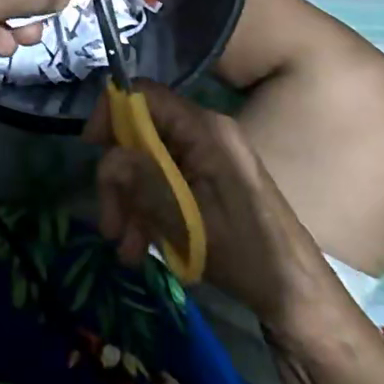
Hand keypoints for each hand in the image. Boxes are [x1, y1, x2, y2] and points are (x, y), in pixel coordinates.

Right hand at [83, 81, 337, 331]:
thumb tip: (108, 156)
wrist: (292, 289)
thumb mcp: (189, 221)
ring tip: (127, 249)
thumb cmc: (246, 251)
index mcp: (204, 129)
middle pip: (141, 134)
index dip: (113, 112)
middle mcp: (202, 132)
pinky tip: (142, 247)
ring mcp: (204, 155)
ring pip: (147, 162)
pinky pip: (163, 180)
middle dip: (119, 177)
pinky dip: (147, 209)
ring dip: (130, 202)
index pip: (147, 94)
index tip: (91, 148)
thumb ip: (146, 184)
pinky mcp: (204, 178)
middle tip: (110, 226)